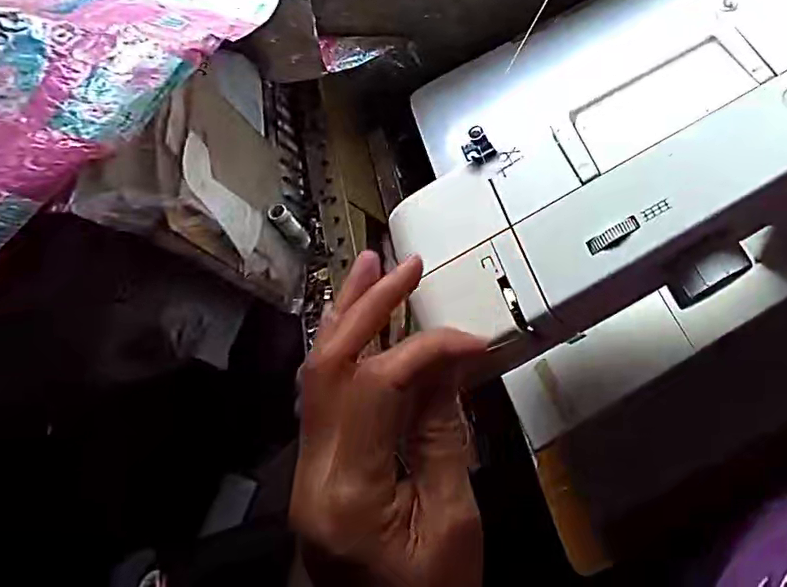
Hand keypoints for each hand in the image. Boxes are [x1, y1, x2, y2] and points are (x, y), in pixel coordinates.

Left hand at [292, 250, 487, 586]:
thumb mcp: (454, 521)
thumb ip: (445, 435)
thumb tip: (449, 362)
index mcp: (346, 493)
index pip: (377, 383)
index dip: (429, 347)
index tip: (474, 343)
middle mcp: (314, 478)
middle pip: (328, 369)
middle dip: (367, 307)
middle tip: (402, 266)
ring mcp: (312, 475)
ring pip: (319, 377)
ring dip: (348, 317)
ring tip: (370, 270)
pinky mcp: (325, 473)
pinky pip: (332, 397)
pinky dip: (353, 349)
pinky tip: (366, 323)